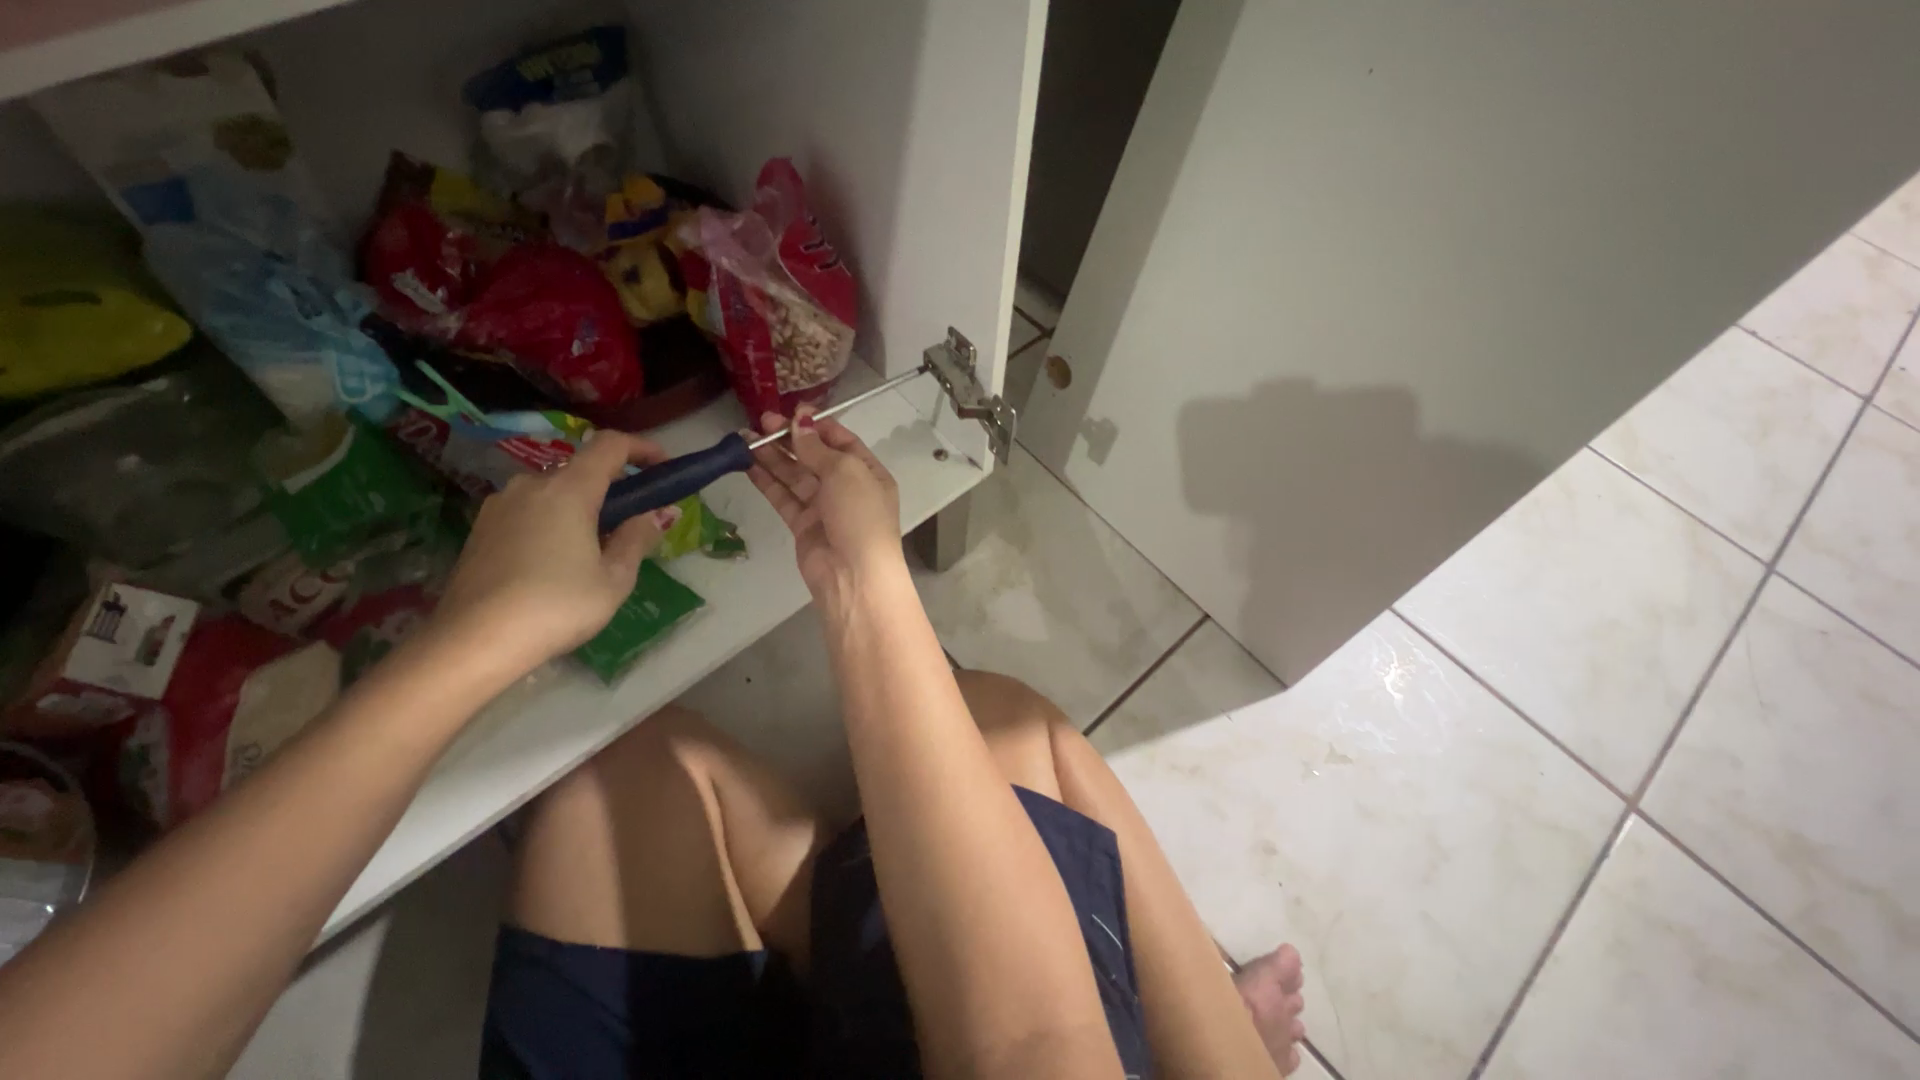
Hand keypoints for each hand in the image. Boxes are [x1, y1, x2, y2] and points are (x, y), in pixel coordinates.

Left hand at [430, 432, 679, 670]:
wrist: (474, 641)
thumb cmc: (556, 607)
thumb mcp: (613, 579)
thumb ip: (638, 538)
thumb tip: (659, 512)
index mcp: (569, 489)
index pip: (610, 445)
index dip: (642, 448)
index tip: (663, 467)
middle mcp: (531, 485)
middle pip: (580, 470)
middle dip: (612, 487)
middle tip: (632, 523)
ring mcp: (500, 505)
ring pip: (552, 492)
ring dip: (580, 507)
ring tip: (593, 549)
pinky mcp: (480, 529)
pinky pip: (529, 511)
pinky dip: (552, 522)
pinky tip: (556, 562)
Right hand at [747, 407, 904, 611]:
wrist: (854, 574)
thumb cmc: (859, 516)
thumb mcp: (845, 472)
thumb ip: (817, 447)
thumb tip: (800, 421)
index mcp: (868, 472)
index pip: (841, 441)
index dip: (817, 426)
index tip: (791, 412)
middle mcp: (847, 488)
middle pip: (814, 456)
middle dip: (789, 439)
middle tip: (762, 421)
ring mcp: (824, 508)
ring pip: (795, 476)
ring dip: (772, 457)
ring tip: (746, 437)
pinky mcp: (803, 525)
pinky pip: (783, 497)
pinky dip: (766, 481)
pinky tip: (748, 464)